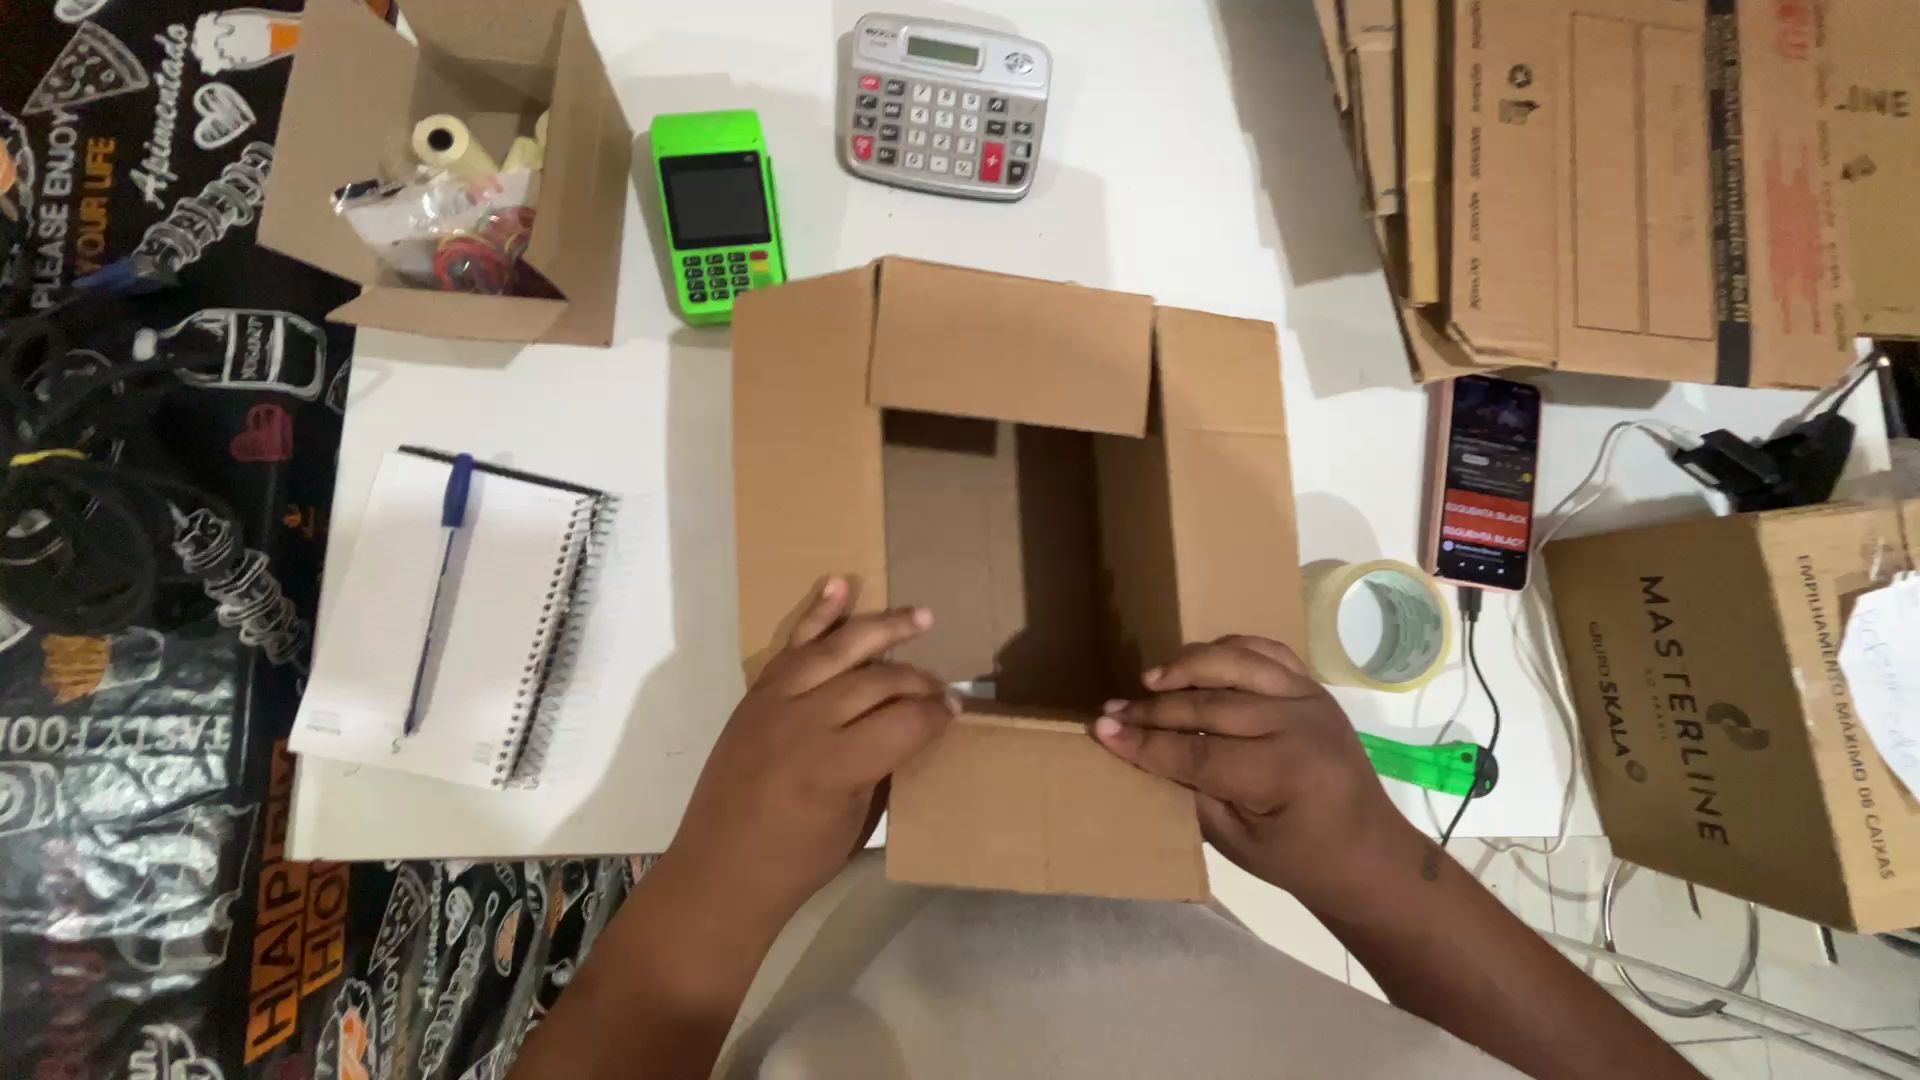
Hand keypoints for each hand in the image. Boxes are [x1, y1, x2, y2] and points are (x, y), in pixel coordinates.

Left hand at [662, 576, 956, 927]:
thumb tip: (918, 725)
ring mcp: (774, 701)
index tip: (958, 712)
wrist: (718, 872)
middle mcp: (803, 722)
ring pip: (839, 649)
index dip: (938, 714)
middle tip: (943, 688)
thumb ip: (887, 763)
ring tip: (921, 617)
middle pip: (877, 681)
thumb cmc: (796, 861)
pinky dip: (818, 614)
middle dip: (919, 681)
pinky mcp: (756, 693)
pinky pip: (791, 645)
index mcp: (833, 766)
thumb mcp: (857, 819)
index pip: (904, 721)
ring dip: (883, 628)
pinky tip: (841, 584)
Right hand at [1093, 636, 1425, 912]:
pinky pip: (1264, 650)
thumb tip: (1139, 752)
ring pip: (1235, 662)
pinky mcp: (1312, 686)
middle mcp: (1299, 724)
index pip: (1197, 752)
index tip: (1101, 731)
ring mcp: (1309, 697)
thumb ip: (1189, 790)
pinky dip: (1227, 648)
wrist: (1370, 852)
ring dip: (1186, 667)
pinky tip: (1198, 662)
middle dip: (1153, 710)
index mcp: (1284, 774)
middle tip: (1112, 711)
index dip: (1144, 744)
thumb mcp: (1235, 840)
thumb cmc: (1299, 859)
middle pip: (1208, 705)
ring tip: (1150, 680)